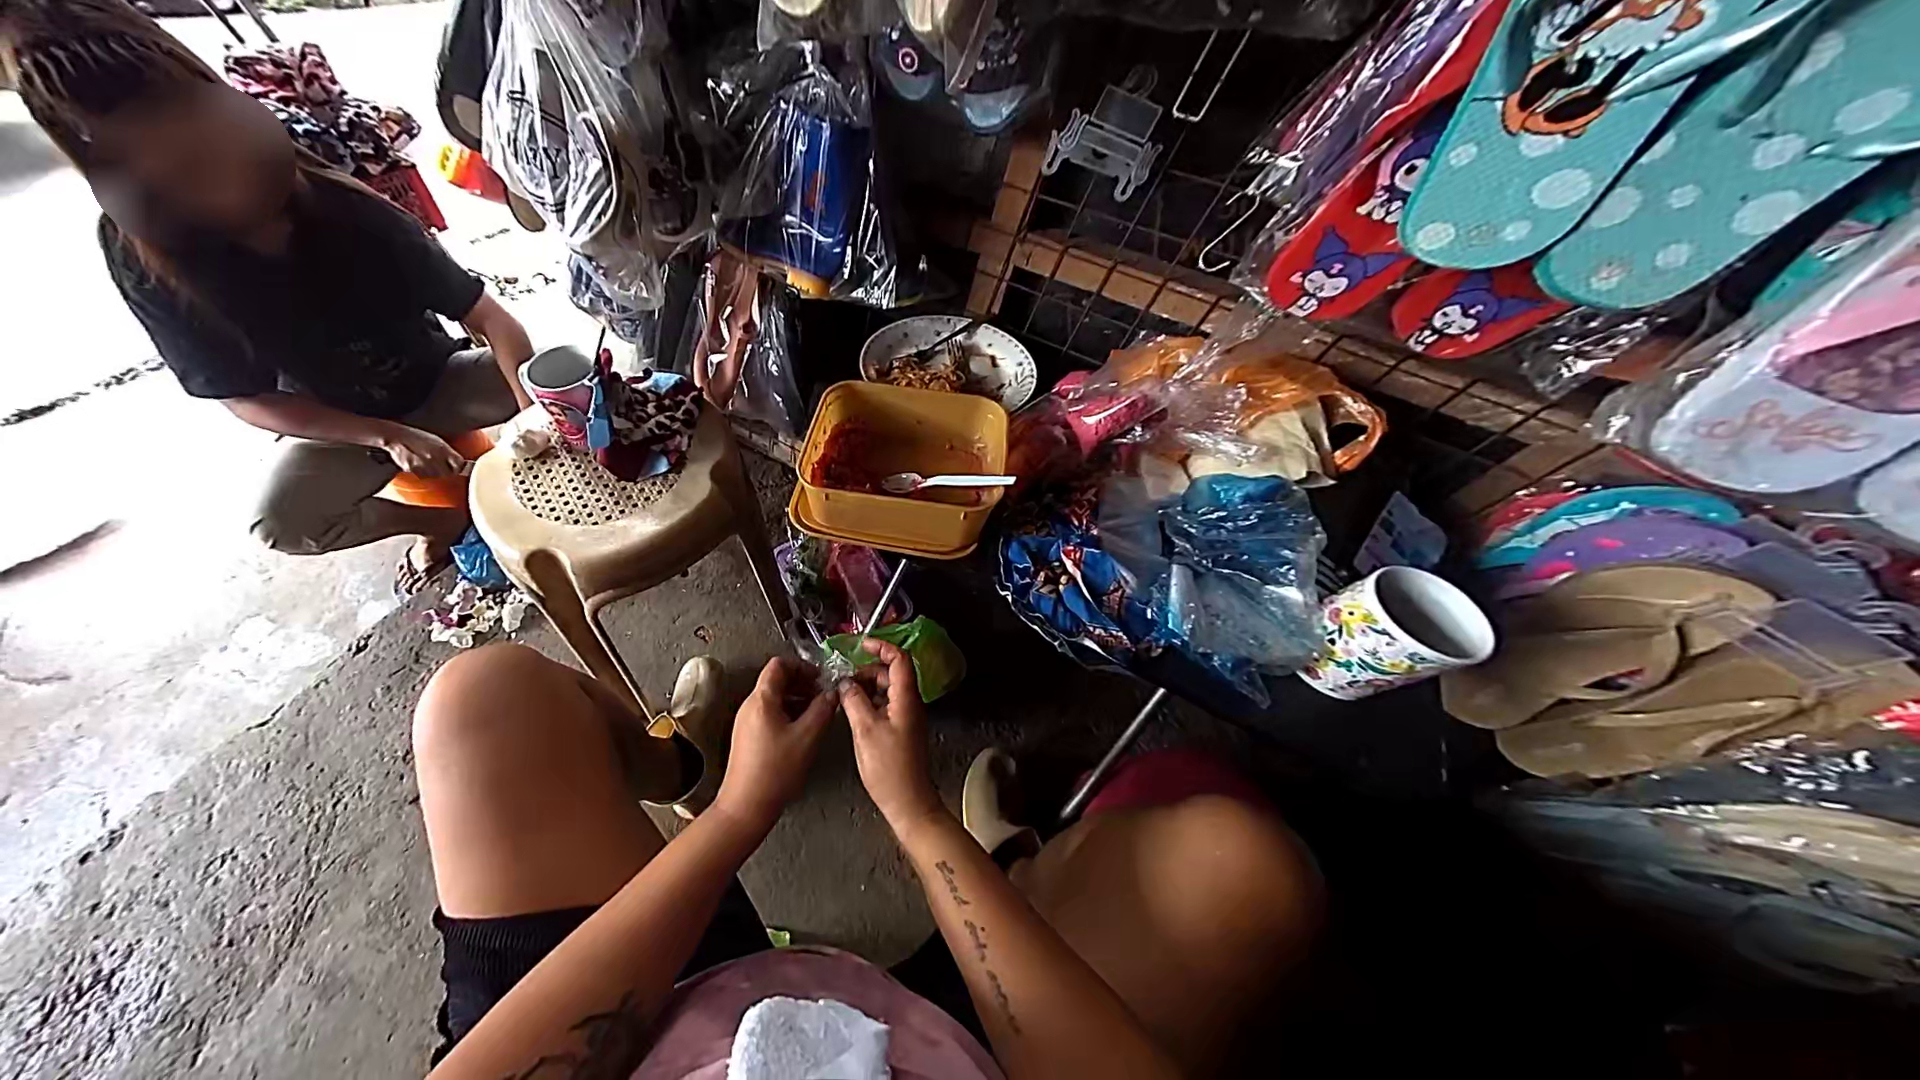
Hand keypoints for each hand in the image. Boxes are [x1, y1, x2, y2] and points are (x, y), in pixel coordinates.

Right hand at [382, 425, 465, 476]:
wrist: (396, 437)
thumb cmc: (418, 437)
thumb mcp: (438, 441)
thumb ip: (449, 452)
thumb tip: (460, 462)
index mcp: (442, 449)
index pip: (459, 465)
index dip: (459, 467)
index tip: (456, 467)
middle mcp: (434, 457)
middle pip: (448, 473)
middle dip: (447, 471)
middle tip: (440, 466)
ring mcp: (423, 464)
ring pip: (435, 475)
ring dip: (434, 472)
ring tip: (426, 462)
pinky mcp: (412, 469)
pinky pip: (422, 475)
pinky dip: (422, 472)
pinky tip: (417, 463)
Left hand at [713, 658, 836, 830]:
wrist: (746, 805)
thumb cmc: (773, 772)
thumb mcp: (808, 735)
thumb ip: (824, 708)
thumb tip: (832, 694)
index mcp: (762, 700)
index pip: (779, 664)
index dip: (802, 666)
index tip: (819, 677)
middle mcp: (751, 707)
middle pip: (777, 680)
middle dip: (803, 682)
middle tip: (822, 693)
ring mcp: (748, 722)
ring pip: (775, 697)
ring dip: (798, 698)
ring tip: (817, 711)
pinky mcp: (749, 737)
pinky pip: (771, 713)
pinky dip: (789, 712)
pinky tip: (804, 728)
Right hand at [840, 638, 943, 830]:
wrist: (908, 802)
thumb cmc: (889, 769)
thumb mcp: (865, 730)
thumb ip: (853, 701)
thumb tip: (845, 683)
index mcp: (906, 698)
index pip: (900, 659)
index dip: (882, 647)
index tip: (861, 644)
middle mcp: (910, 703)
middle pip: (893, 672)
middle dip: (869, 669)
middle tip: (846, 677)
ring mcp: (907, 716)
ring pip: (888, 689)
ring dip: (867, 686)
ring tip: (846, 694)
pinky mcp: (901, 729)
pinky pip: (886, 704)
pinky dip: (870, 701)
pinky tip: (854, 710)